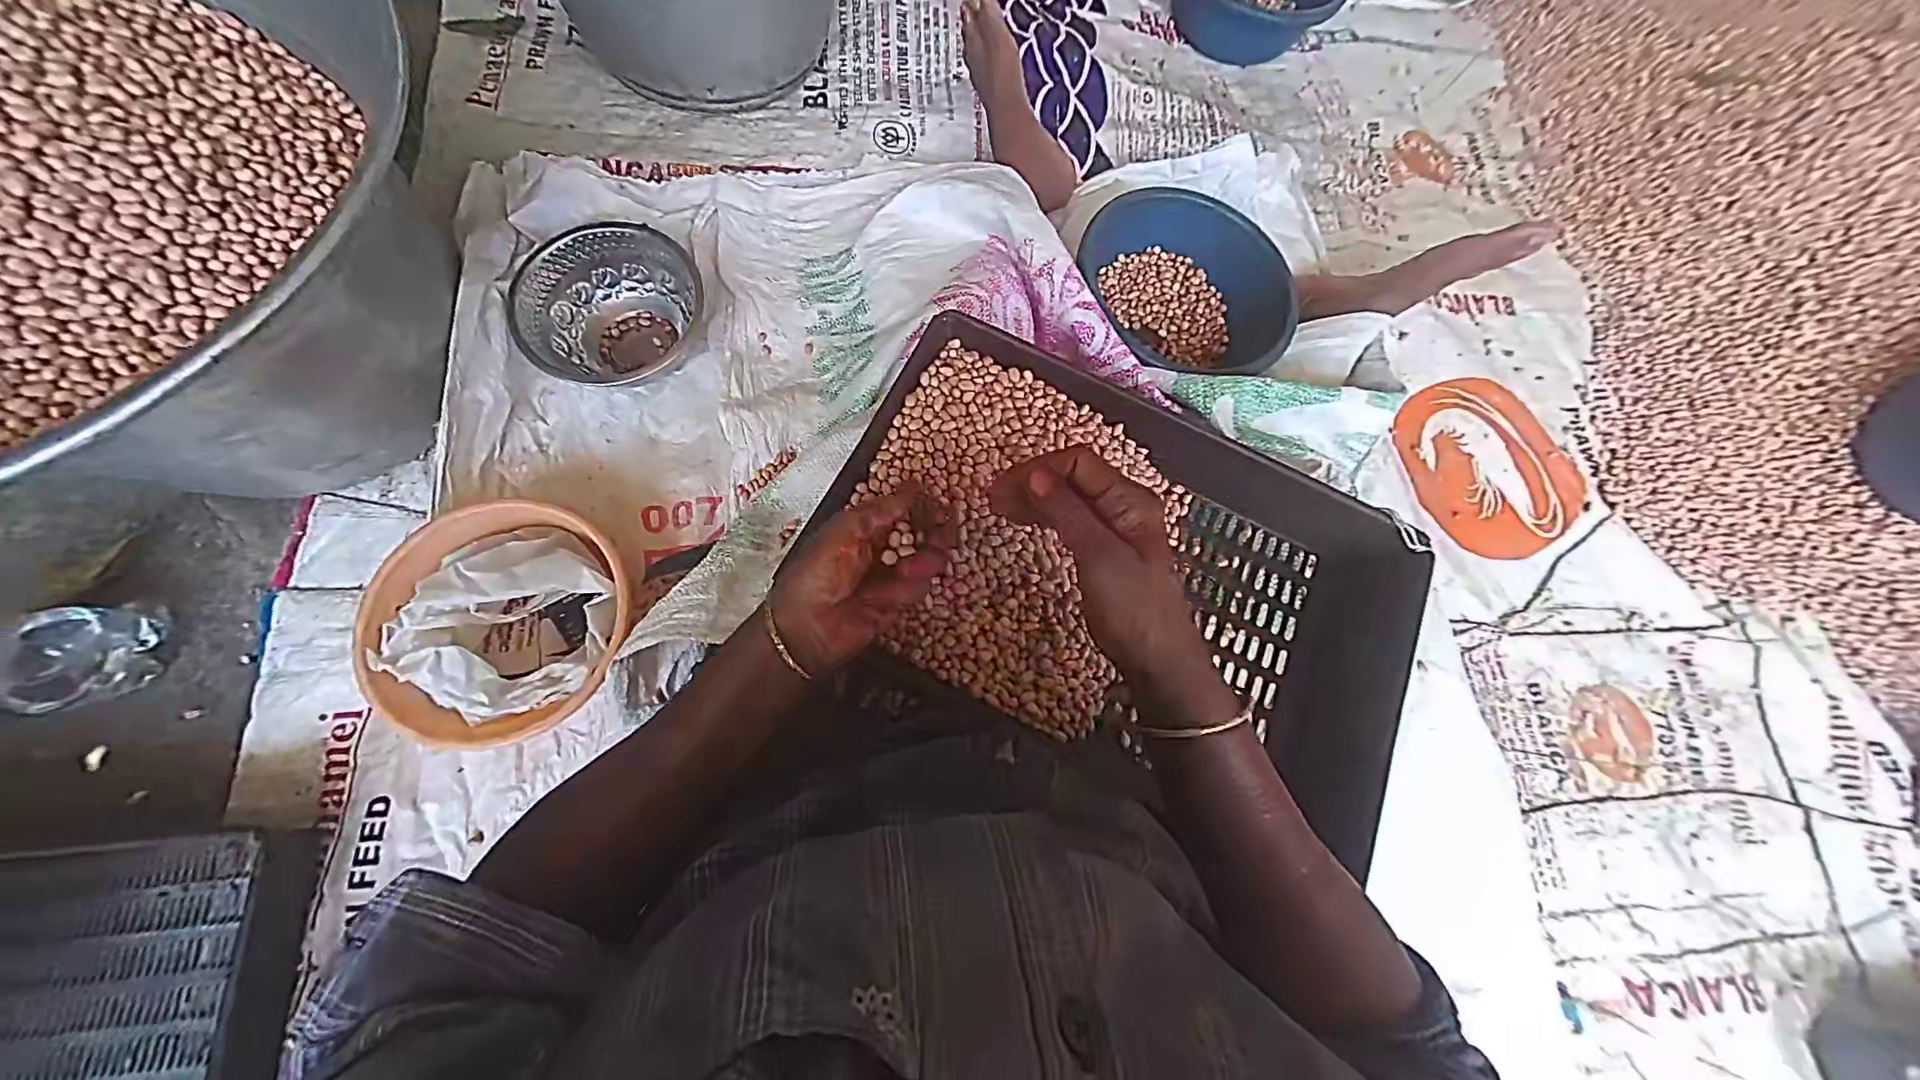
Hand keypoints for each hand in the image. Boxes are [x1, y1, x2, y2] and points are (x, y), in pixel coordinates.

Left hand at [768, 483, 953, 675]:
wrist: (807, 627)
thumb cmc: (813, 576)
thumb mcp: (843, 532)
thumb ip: (878, 511)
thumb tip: (909, 489)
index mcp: (862, 530)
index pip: (898, 512)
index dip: (917, 505)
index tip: (936, 497)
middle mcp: (878, 551)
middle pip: (919, 536)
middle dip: (934, 533)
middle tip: (945, 528)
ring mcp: (888, 577)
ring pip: (925, 562)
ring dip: (923, 562)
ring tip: (906, 569)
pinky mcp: (895, 603)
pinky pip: (918, 589)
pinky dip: (911, 587)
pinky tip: (894, 590)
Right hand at [989, 448, 1235, 725]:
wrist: (1157, 660)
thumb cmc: (1135, 611)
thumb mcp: (1097, 556)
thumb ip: (1067, 511)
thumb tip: (1035, 475)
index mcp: (1130, 500)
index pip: (1078, 462)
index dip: (1038, 469)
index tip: (1004, 487)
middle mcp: (1124, 507)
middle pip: (1071, 476)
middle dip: (1030, 481)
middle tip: (993, 496)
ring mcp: (1114, 528)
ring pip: (1067, 498)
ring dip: (1033, 497)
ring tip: (1000, 506)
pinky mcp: (1104, 550)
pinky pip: (1069, 519)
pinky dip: (1044, 516)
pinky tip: (1026, 520)